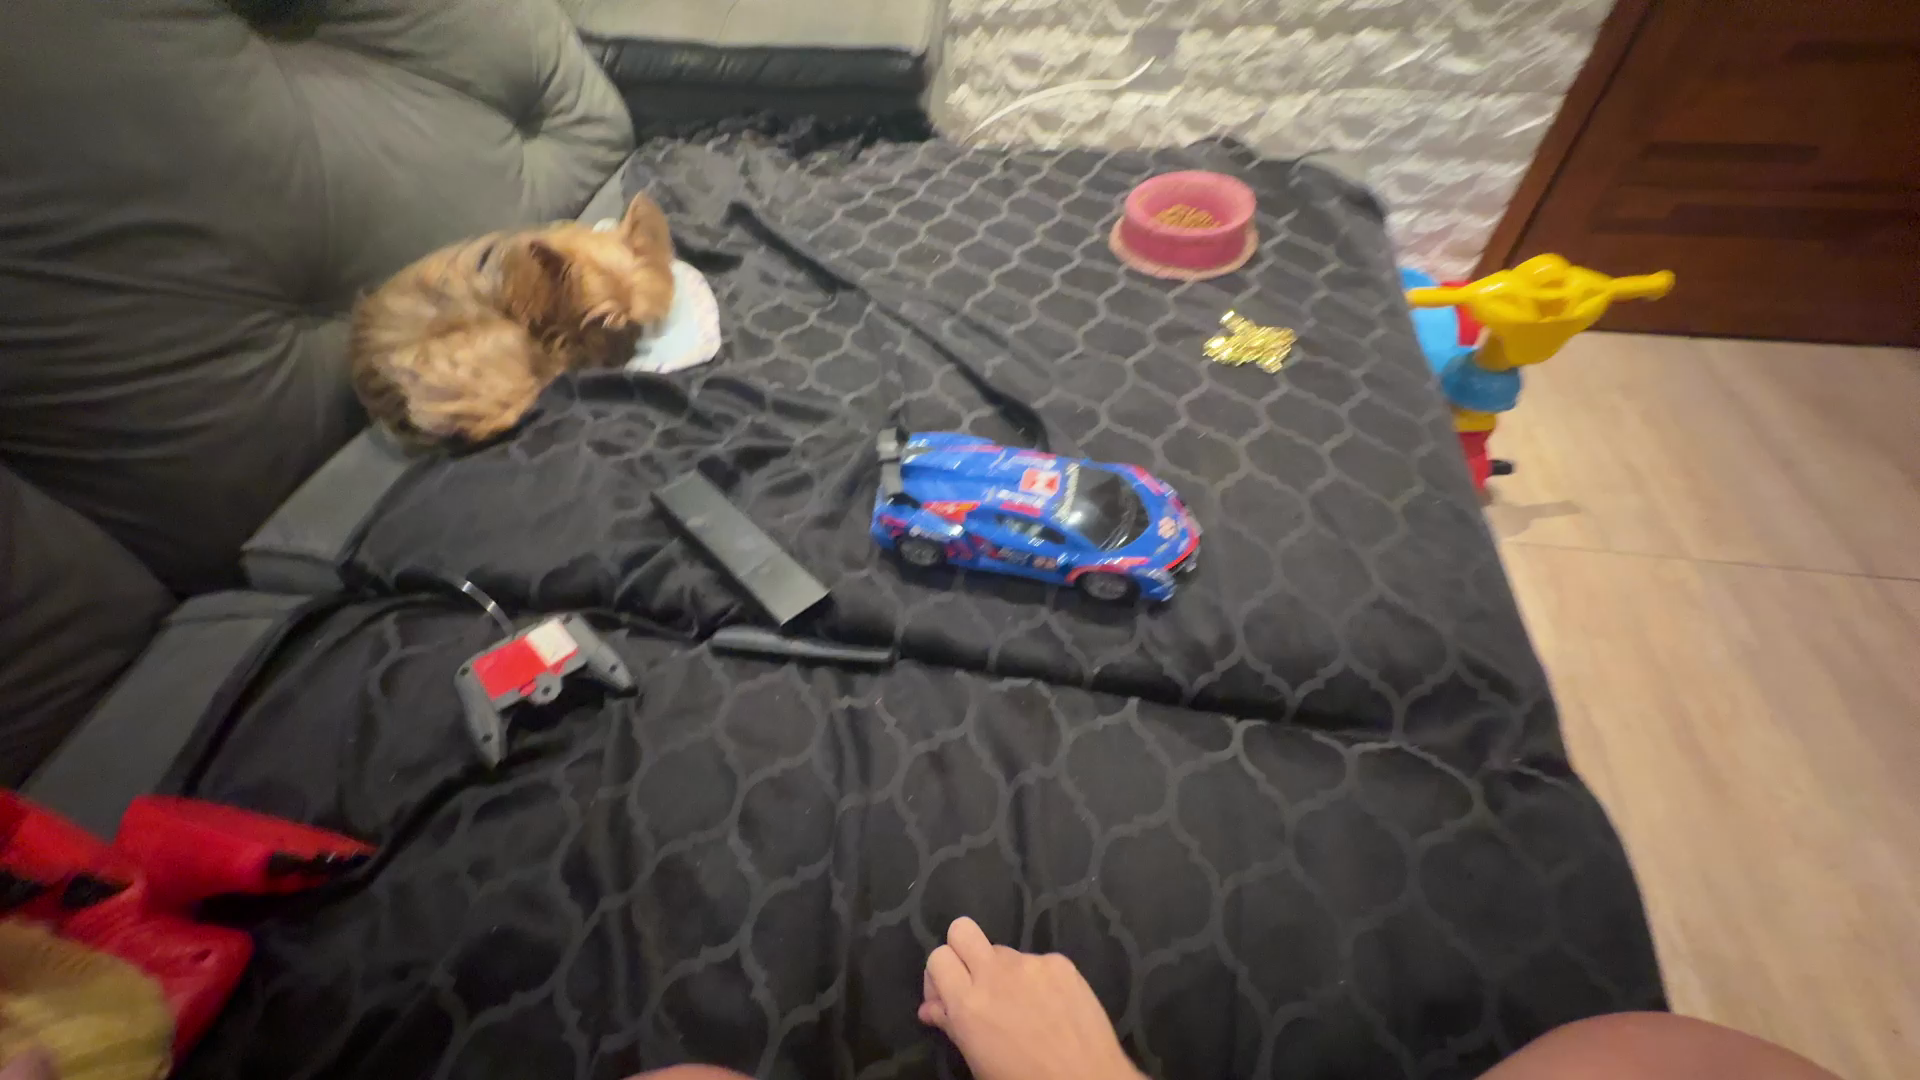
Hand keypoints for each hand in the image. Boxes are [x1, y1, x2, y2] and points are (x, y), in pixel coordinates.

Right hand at [920, 917, 1143, 1079]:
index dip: (939, 975)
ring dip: (1002, 972)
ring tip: (1021, 1006)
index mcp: (969, 1004)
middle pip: (961, 929)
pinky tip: (1049, 1006)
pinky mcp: (1059, 962)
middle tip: (974, 981)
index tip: (948, 995)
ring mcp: (1030, 963)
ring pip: (1002, 951)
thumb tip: (930, 1008)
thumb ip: (952, 1026)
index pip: (937, 957)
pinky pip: (1036, 961)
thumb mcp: (979, 1063)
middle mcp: (995, 974)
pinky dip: (1036, 980)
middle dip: (962, 949)